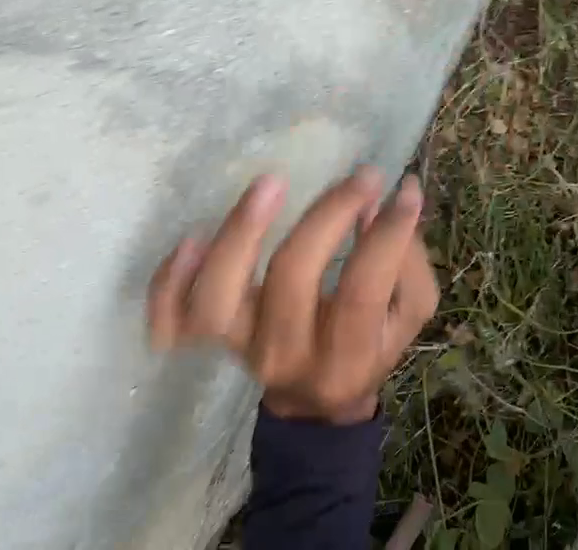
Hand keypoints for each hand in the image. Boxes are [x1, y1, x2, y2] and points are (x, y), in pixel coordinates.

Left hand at [147, 168, 438, 423]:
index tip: (401, 186)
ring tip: (271, 183)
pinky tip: (193, 238)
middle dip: (328, 215)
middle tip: (361, 176)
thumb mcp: (407, 316)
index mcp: (345, 357)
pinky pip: (171, 317)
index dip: (386, 235)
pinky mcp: (207, 338)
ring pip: (218, 298)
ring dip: (240, 234)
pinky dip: (170, 281)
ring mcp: (239, 347)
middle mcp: (286, 354)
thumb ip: (405, 263)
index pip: (363, 289)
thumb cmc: (369, 344)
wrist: (316, 401)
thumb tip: (379, 207)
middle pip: (293, 277)